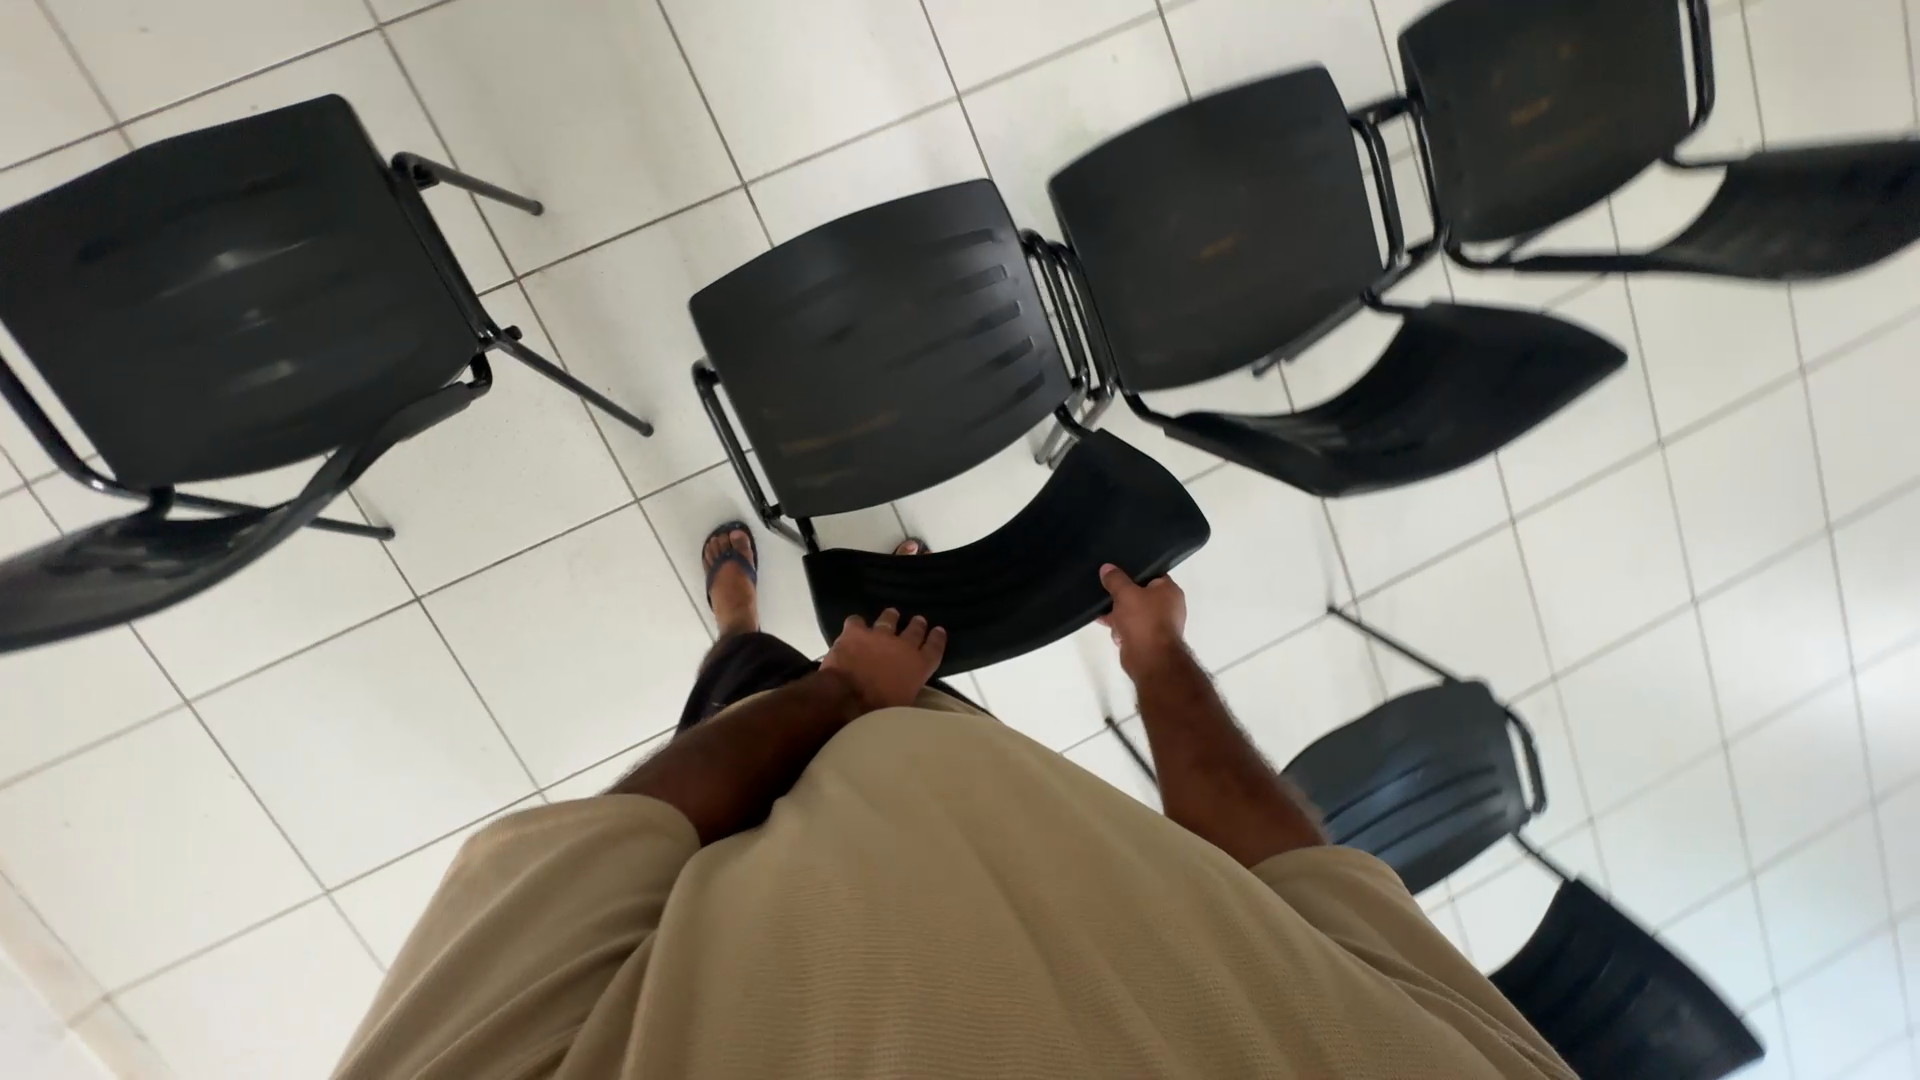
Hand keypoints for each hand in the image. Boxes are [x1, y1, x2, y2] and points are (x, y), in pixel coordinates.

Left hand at [820, 608, 947, 712]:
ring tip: (891, 614)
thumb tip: (907, 684)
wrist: (848, 697)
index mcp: (918, 665)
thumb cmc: (879, 710)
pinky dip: (857, 624)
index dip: (937, 638)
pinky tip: (855, 625)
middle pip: (915, 630)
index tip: (939, 631)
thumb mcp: (905, 703)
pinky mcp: (856, 632)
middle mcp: (903, 646)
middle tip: (918, 620)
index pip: (934, 648)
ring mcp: (879, 635)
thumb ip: (909, 687)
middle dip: (917, 625)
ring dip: (890, 617)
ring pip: (888, 620)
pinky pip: (857, 621)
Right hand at [1098, 564, 1187, 676]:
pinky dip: (1120, 627)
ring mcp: (1158, 624)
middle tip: (1105, 590)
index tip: (1116, 571)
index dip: (1134, 571)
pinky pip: (1131, 628)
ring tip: (1100, 609)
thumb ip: (1115, 579)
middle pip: (1140, 594)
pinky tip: (1105, 624)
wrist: (1149, 658)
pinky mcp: (1148, 640)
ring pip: (1133, 612)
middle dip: (1121, 595)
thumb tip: (1106, 568)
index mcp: (1170, 591)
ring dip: (1118, 613)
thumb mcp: (1125, 593)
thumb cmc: (1143, 619)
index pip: (1152, 574)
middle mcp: (1168, 606)